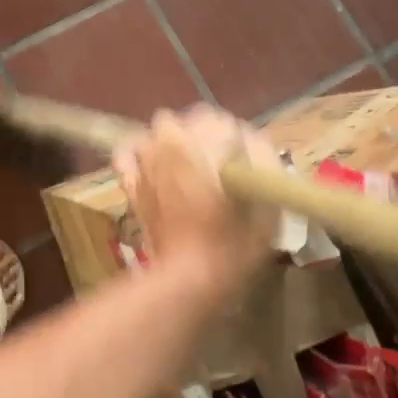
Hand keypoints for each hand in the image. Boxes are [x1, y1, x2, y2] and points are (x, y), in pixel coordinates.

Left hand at [114, 105, 279, 295]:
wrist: (188, 277)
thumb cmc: (233, 243)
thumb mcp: (267, 205)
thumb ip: (263, 160)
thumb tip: (253, 139)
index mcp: (204, 141)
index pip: (221, 121)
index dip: (236, 140)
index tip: (244, 162)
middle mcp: (169, 140)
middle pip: (190, 121)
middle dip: (205, 137)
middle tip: (219, 167)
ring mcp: (145, 158)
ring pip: (159, 133)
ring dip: (174, 145)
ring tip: (190, 171)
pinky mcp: (130, 179)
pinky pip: (129, 153)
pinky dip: (141, 156)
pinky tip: (156, 172)